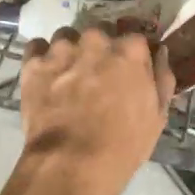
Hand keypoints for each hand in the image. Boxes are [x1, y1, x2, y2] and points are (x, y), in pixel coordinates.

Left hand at [19, 25, 174, 179]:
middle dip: (99, 49)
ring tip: (67, 76)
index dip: (131, 54)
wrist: (71, 162)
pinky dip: (41, 58)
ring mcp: (61, 49)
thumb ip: (161, 78)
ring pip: (66, 37)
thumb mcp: (157, 116)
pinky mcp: (33, 63)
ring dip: (69, 51)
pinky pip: (36, 47)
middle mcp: (96, 40)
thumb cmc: (122, 144)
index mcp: (130, 50)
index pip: (135, 38)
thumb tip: (159, 53)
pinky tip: (44, 76)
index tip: (128, 69)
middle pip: (99, 33)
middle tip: (96, 75)